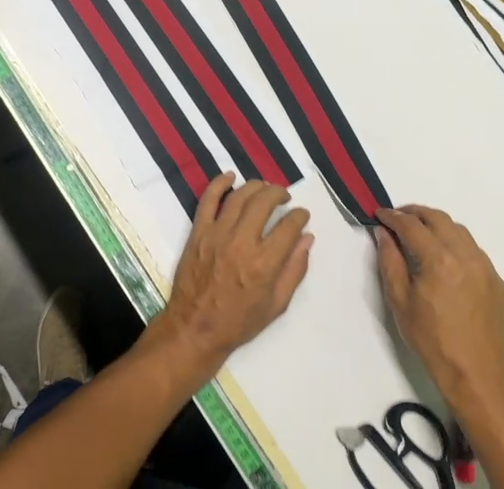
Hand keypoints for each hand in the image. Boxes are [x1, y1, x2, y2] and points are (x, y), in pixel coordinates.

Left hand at [147, 175, 312, 386]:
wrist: (196, 326)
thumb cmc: (240, 321)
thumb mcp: (277, 304)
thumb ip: (294, 269)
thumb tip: (307, 238)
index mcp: (264, 263)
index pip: (288, 226)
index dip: (299, 216)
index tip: (302, 214)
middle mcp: (241, 243)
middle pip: (263, 202)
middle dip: (278, 193)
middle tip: (284, 196)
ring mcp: (216, 234)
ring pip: (238, 196)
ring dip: (255, 186)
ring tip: (264, 188)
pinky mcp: (198, 232)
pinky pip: (208, 200)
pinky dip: (219, 183)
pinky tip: (230, 176)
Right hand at [375, 205, 503, 402]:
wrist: (476, 374)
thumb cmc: (430, 339)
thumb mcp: (399, 300)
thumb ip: (389, 261)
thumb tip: (383, 233)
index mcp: (438, 261)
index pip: (411, 225)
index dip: (392, 216)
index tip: (379, 214)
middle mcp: (466, 257)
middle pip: (439, 219)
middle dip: (415, 213)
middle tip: (397, 218)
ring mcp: (486, 268)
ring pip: (460, 231)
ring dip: (437, 225)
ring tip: (420, 234)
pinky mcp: (497, 281)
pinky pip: (474, 251)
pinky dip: (455, 243)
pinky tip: (444, 259)